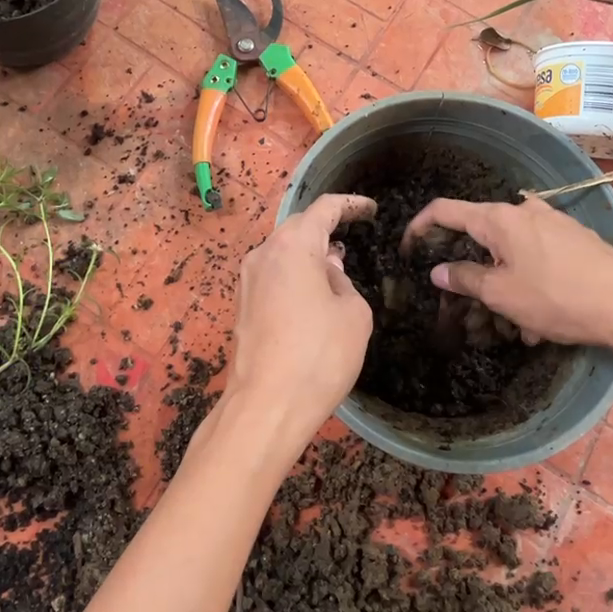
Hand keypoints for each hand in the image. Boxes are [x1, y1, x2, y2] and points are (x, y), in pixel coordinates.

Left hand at [226, 193, 376, 440]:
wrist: (267, 406)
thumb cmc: (318, 355)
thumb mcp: (354, 315)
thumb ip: (344, 283)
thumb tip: (329, 272)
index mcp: (292, 246)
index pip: (324, 209)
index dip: (350, 205)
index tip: (370, 210)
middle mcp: (263, 254)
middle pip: (298, 228)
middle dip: (326, 229)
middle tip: (354, 236)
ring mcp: (247, 280)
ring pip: (282, 253)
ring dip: (308, 255)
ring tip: (336, 269)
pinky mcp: (241, 305)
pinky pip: (273, 277)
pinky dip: (294, 276)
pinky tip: (312, 295)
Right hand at [400, 195, 612, 347]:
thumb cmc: (558, 297)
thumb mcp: (502, 295)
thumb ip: (466, 279)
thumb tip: (439, 271)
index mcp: (499, 219)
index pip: (445, 210)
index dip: (419, 226)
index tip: (408, 249)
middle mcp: (524, 210)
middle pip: (480, 230)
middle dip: (468, 264)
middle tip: (461, 296)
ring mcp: (553, 222)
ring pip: (511, 248)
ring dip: (502, 279)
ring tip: (508, 321)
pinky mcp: (575, 240)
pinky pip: (537, 256)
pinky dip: (528, 280)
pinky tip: (541, 318)